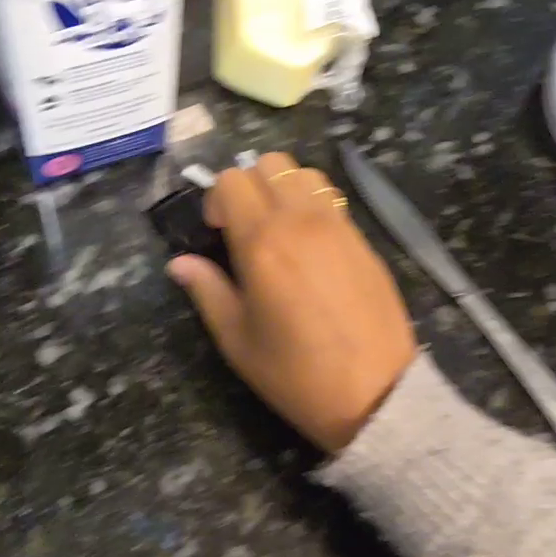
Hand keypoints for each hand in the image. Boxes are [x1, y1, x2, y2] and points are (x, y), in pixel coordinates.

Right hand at [168, 152, 418, 451]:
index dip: (215, 200)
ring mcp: (339, 226)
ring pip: (306, 173)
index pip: (232, 180)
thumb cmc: (296, 375)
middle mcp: (302, 220)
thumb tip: (180, 263)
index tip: (217, 234)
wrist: (376, 393)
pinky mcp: (364, 239)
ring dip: (284, 189)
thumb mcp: (238, 340)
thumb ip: (207, 291)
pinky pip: (333, 199)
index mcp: (263, 242)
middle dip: (248, 186)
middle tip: (245, 228)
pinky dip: (313, 205)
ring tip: (279, 230)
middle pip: (269, 163)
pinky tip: (310, 247)